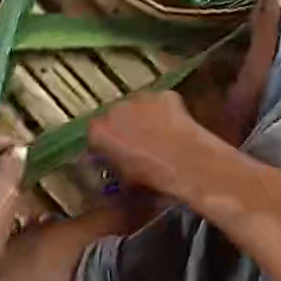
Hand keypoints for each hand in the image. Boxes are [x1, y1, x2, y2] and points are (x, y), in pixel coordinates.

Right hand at [87, 91, 220, 198]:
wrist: (185, 162)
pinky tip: (175, 129)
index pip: (96, 136)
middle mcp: (115, 108)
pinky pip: (162, 103)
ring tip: (160, 138)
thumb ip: (114, 173)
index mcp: (98, 130)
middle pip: (117, 116)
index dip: (107, 147)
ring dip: (145, 118)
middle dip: (126, 128)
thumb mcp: (124, 184)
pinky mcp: (164, 95)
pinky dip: (167, 112)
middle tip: (140, 147)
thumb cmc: (150, 177)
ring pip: (139, 107)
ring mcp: (141, 98)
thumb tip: (116, 176)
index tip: (116, 156)